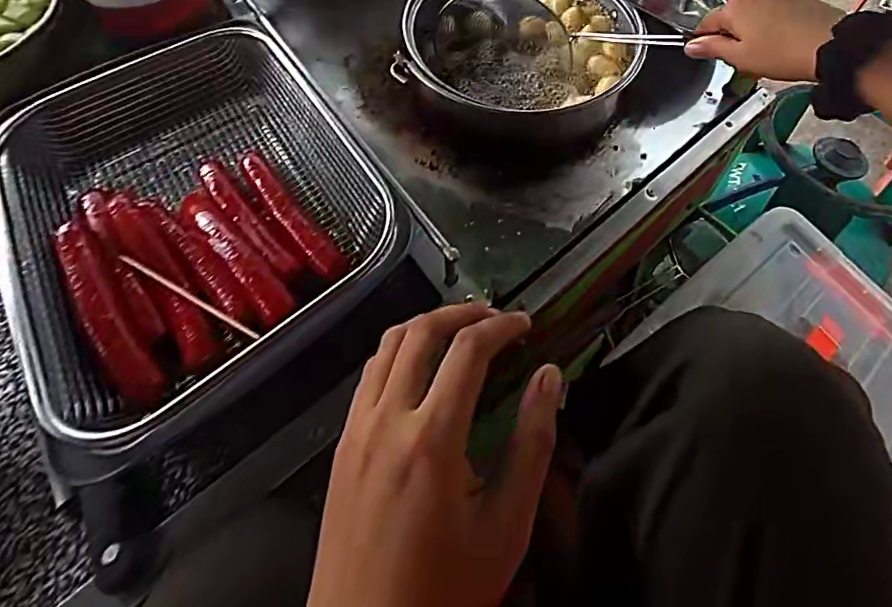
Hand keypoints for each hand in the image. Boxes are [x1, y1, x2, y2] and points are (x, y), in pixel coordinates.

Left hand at [307, 303, 562, 606]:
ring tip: (460, 329)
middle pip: (421, 332)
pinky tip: (419, 367)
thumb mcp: (506, 528)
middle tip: (494, 316)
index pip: (467, 350)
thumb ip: (532, 446)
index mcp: (431, 438)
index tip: (524, 323)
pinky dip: (398, 351)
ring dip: (426, 324)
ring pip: (388, 344)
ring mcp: (357, 426)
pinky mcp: (342, 440)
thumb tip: (549, 379)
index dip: (500, 327)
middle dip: (461, 312)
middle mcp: (387, 418)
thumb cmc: (443, 590)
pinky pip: (370, 373)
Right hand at [683, 0, 843, 81]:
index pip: (707, 23)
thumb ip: (712, 49)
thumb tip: (692, 45)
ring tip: (771, 50)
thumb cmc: (787, 53)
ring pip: (755, 12)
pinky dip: (777, 23)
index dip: (706, 41)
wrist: (834, 47)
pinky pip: (777, 9)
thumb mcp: (740, 58)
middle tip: (747, 57)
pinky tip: (786, 41)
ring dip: (757, 28)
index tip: (710, 52)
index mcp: (733, 7)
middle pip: (732, 16)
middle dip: (735, 34)